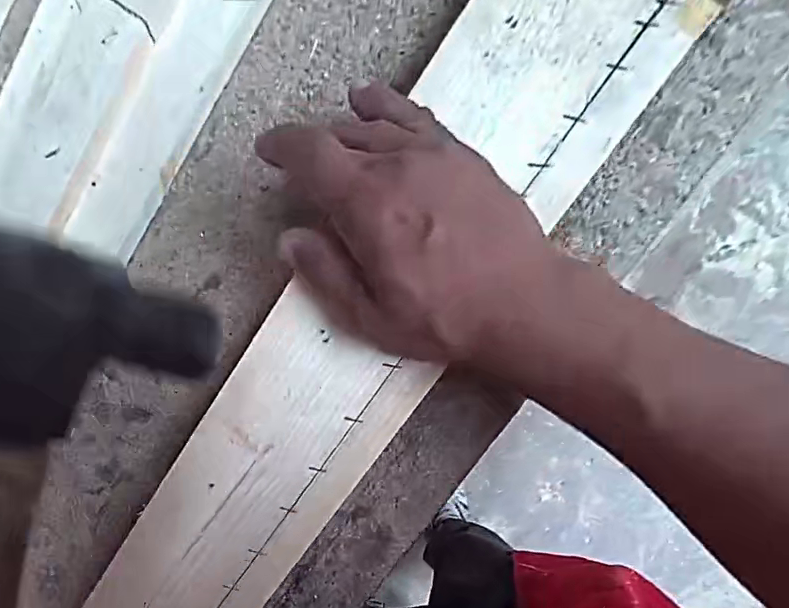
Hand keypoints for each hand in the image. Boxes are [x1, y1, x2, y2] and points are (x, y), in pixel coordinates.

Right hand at [254, 82, 577, 382]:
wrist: (521, 303)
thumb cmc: (446, 319)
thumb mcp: (372, 316)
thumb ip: (327, 274)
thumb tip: (290, 241)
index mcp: (369, 206)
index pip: (311, 153)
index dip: (281, 146)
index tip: (267, 150)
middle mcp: (399, 166)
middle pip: (342, 136)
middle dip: (314, 149)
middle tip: (302, 169)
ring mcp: (435, 155)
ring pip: (378, 125)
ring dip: (348, 129)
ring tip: (334, 130)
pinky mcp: (463, 157)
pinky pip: (416, 119)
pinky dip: (389, 109)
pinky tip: (376, 107)